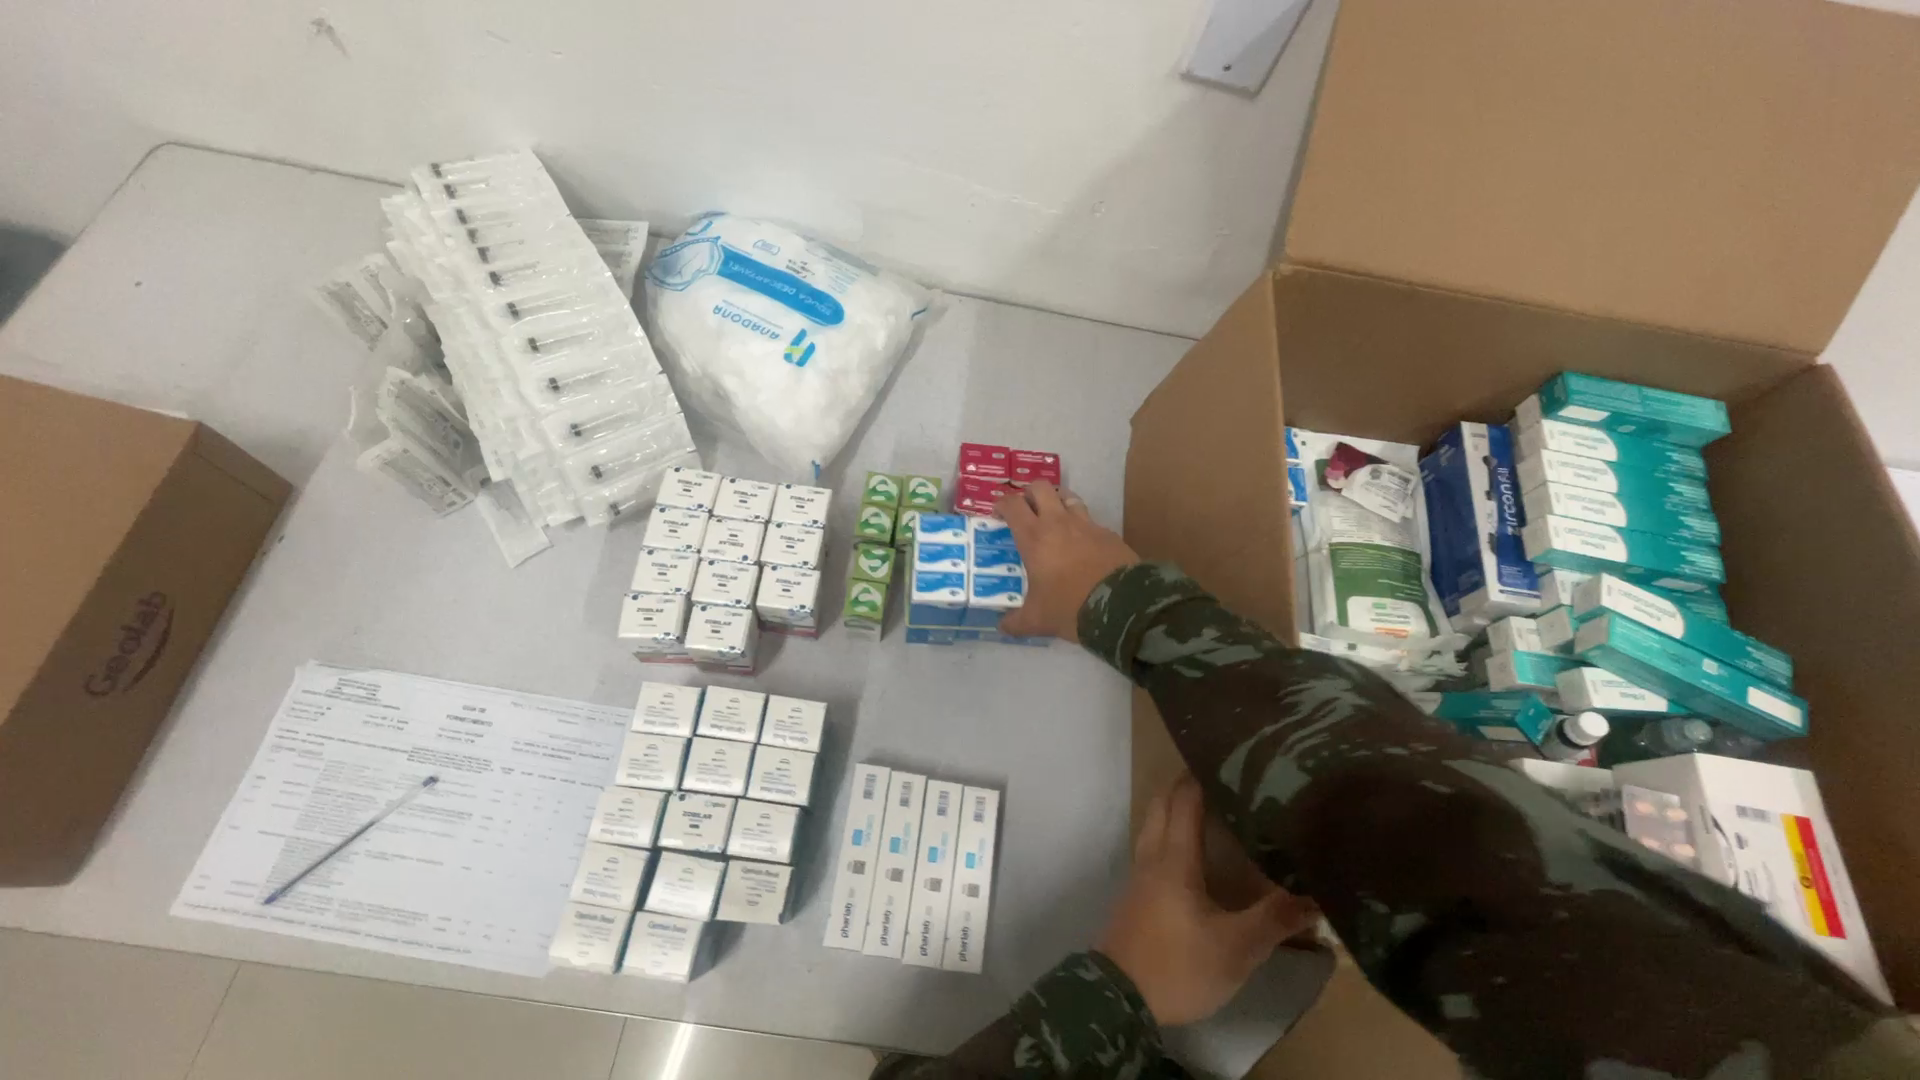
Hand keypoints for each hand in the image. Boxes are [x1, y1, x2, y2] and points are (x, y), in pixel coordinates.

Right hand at [995, 482, 1139, 641]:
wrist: (1121, 606)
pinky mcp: (1109, 534)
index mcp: (1034, 537)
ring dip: (1058, 502)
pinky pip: (1091, 521)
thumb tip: (1002, 627)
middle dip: (1029, 493)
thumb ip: (1016, 622)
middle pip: (1041, 487)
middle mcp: (1059, 523)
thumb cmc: (1069, 607)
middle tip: (1026, 510)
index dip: (1001, 503)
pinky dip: (1082, 526)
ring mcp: (1087, 525)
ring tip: (1054, 520)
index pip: (1012, 505)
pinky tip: (1083, 544)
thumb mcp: (1037, 620)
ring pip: (1068, 497)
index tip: (997, 513)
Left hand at [1096, 776, 1319, 1026]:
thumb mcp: (1236, 949)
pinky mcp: (1136, 894)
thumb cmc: (1178, 966)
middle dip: (1186, 784)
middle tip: (1222, 776)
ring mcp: (1139, 874)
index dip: (1203, 775)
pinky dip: (1170, 832)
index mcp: (1174, 858)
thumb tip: (1319, 894)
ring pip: (1154, 824)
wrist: (1120, 998)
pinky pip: (1152, 845)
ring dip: (1176, 808)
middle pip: (1163, 803)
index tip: (1229, 757)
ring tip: (1212, 807)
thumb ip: (1275, 919)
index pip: (1185, 800)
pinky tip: (1194, 851)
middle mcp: (1152, 855)